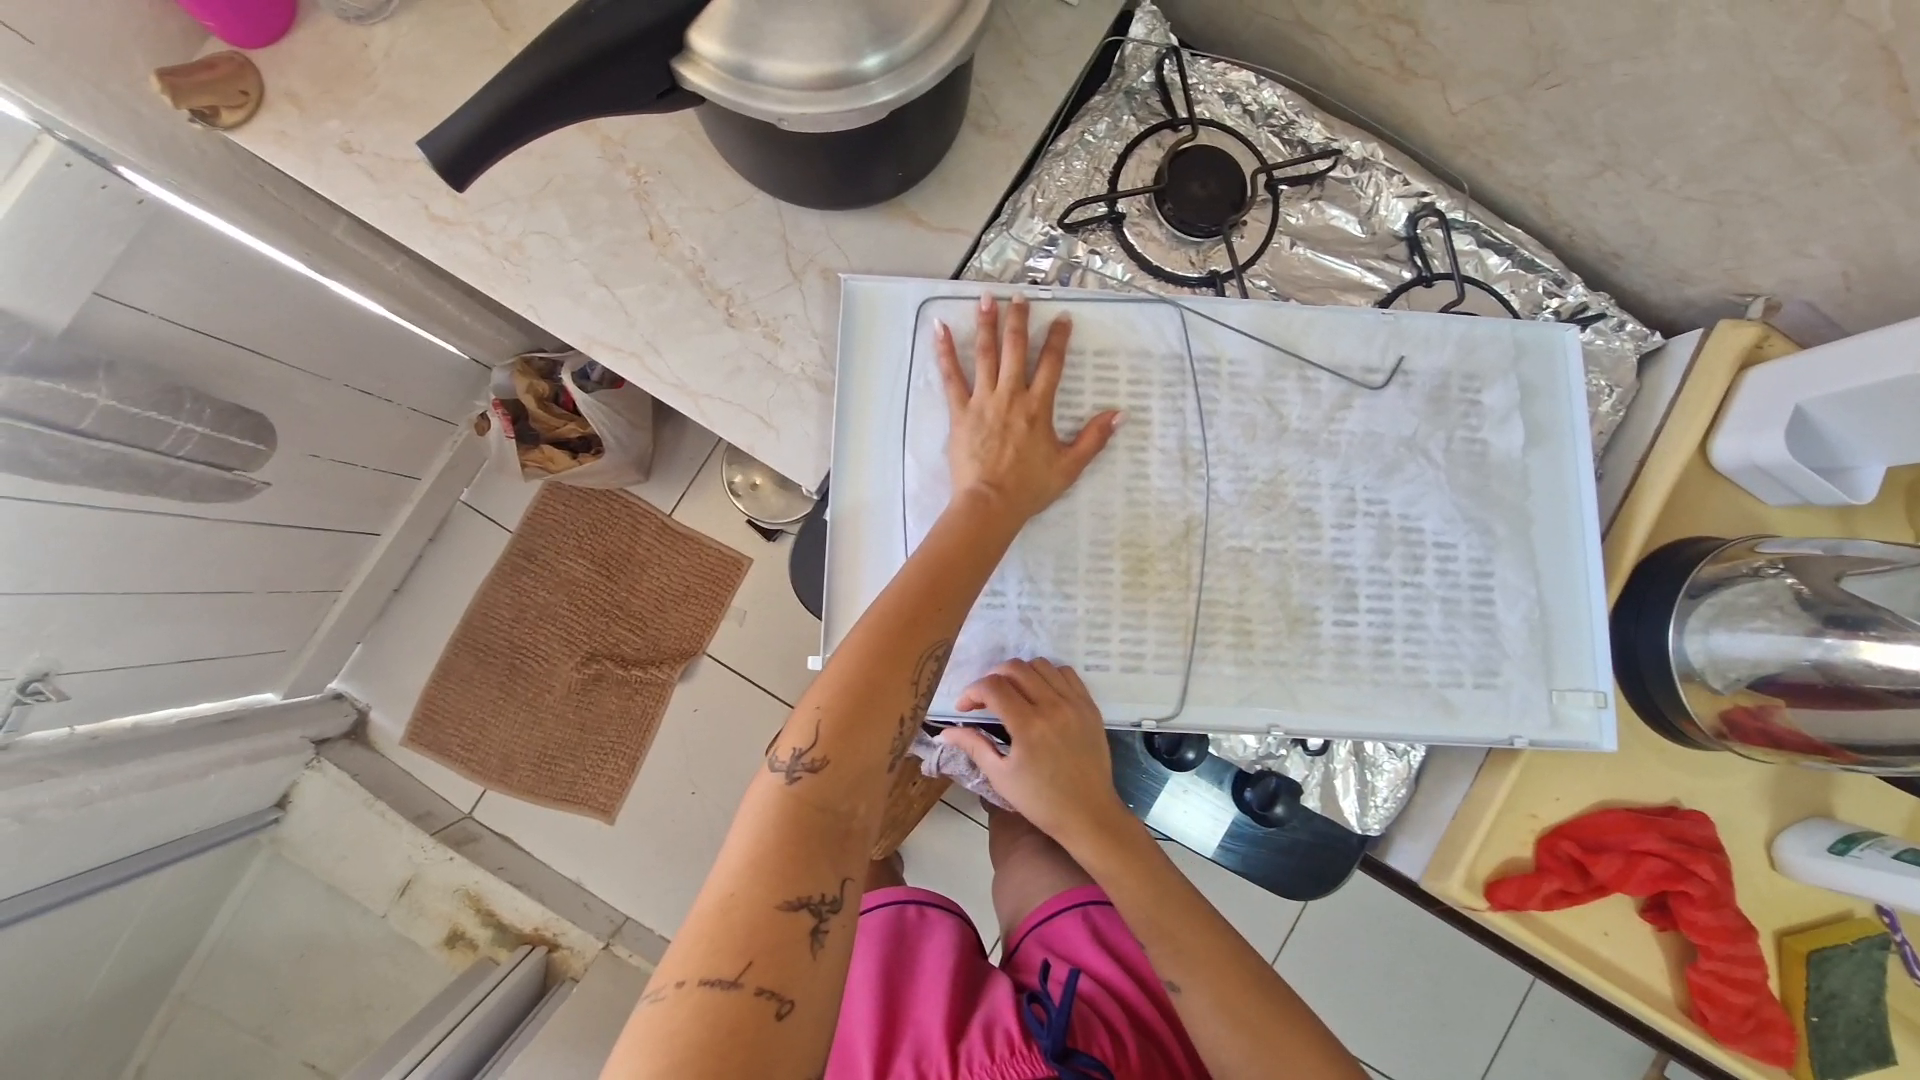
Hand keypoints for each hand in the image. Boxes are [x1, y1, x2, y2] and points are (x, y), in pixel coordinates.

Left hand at [935, 294, 1122, 523]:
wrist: (989, 504)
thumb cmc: (1029, 488)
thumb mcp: (1070, 466)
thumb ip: (1094, 438)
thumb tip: (1119, 414)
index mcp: (1039, 407)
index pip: (1052, 364)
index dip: (1058, 339)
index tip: (1062, 318)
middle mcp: (1011, 396)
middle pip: (1016, 349)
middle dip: (1018, 319)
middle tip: (1019, 295)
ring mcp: (983, 401)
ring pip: (985, 355)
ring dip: (986, 324)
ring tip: (986, 298)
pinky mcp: (959, 412)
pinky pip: (951, 377)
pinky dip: (944, 351)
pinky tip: (938, 328)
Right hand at [937, 658, 1131, 847]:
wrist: (1089, 814)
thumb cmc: (1041, 801)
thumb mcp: (1000, 777)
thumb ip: (974, 746)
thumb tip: (945, 732)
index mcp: (1028, 725)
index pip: (992, 687)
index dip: (971, 692)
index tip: (964, 708)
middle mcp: (1053, 706)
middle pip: (1015, 668)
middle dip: (992, 677)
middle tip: (985, 699)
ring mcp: (1075, 703)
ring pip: (1041, 665)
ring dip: (1020, 673)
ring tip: (1013, 694)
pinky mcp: (1090, 707)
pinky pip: (1067, 674)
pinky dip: (1048, 675)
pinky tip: (1040, 694)